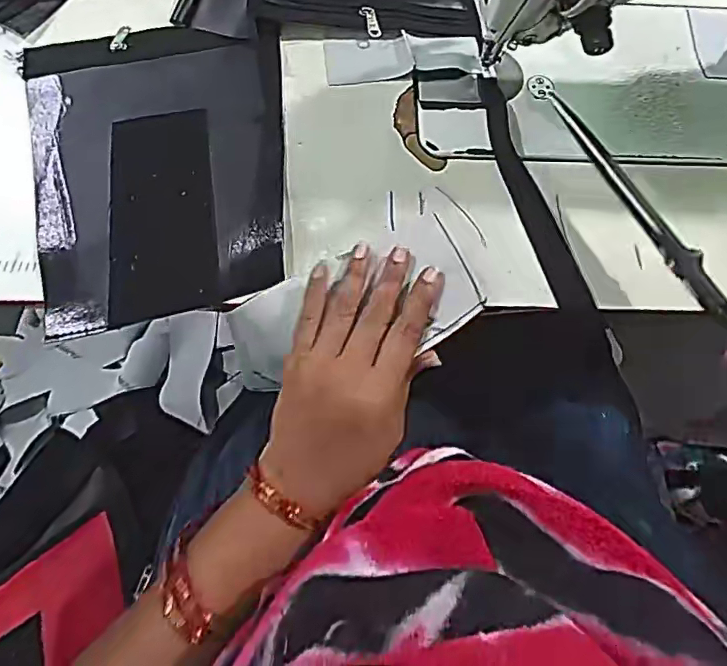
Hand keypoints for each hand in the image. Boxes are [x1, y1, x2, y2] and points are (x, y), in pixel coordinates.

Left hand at [260, 244, 443, 516]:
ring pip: (341, 309)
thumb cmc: (354, 461)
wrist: (299, 478)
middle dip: (391, 280)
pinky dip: (316, 291)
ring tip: (366, 249)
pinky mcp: (296, 358)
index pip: (405, 335)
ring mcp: (319, 361)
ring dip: (356, 276)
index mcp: (379, 390)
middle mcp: (349, 370)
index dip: (420, 302)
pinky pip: (308, 318)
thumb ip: (407, 382)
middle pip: (375, 315)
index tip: (431, 276)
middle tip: (401, 253)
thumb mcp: (392, 427)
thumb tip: (428, 348)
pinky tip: (324, 270)